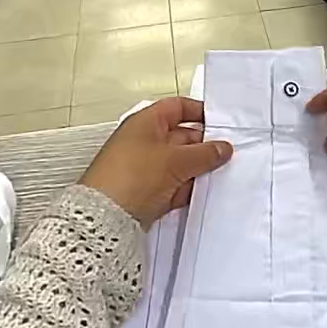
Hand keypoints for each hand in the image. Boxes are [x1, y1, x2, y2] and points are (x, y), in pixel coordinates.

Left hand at [78, 97, 232, 225]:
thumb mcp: (177, 160)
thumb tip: (222, 148)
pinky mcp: (145, 190)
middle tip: (223, 154)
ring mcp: (144, 166)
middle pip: (182, 136)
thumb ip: (206, 153)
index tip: (220, 123)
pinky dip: (185, 187)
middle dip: (203, 146)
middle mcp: (143, 141)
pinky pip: (173, 183)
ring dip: (196, 169)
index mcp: (146, 123)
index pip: (178, 107)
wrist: (103, 220)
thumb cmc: (129, 179)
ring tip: (212, 175)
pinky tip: (196, 193)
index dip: (199, 112)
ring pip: (180, 162)